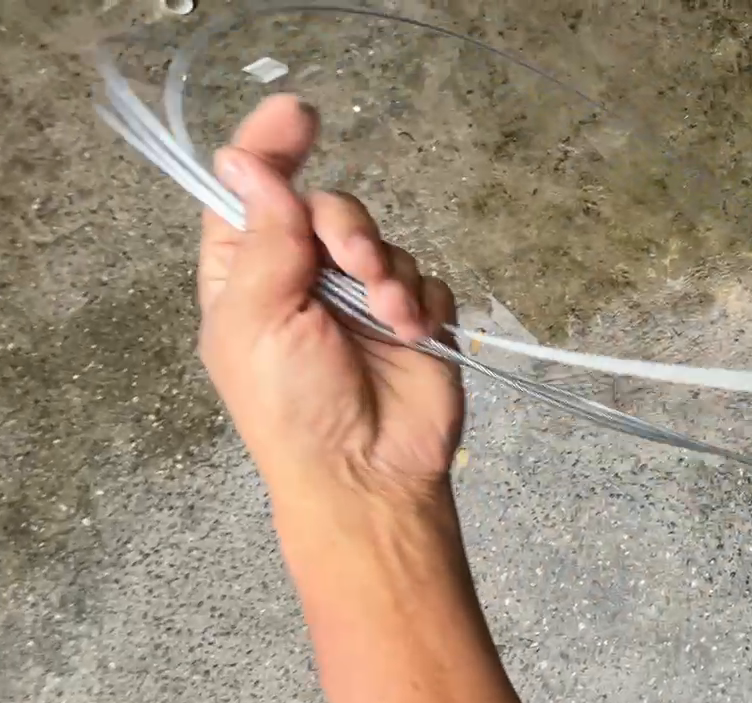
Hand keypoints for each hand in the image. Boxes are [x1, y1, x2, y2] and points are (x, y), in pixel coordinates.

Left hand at [198, 95, 461, 511]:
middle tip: (355, 262)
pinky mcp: (423, 325)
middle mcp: (312, 277)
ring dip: (391, 275)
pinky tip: (417, 331)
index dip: (270, 150)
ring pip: (390, 246)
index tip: (299, 115)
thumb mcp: (257, 318)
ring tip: (392, 319)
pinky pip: (433, 285)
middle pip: (332, 210)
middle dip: (348, 228)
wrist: (369, 465)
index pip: (255, 193)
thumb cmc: (292, 401)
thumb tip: (246, 160)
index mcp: (251, 270)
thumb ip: (265, 241)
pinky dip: (426, 302)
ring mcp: (371, 302)